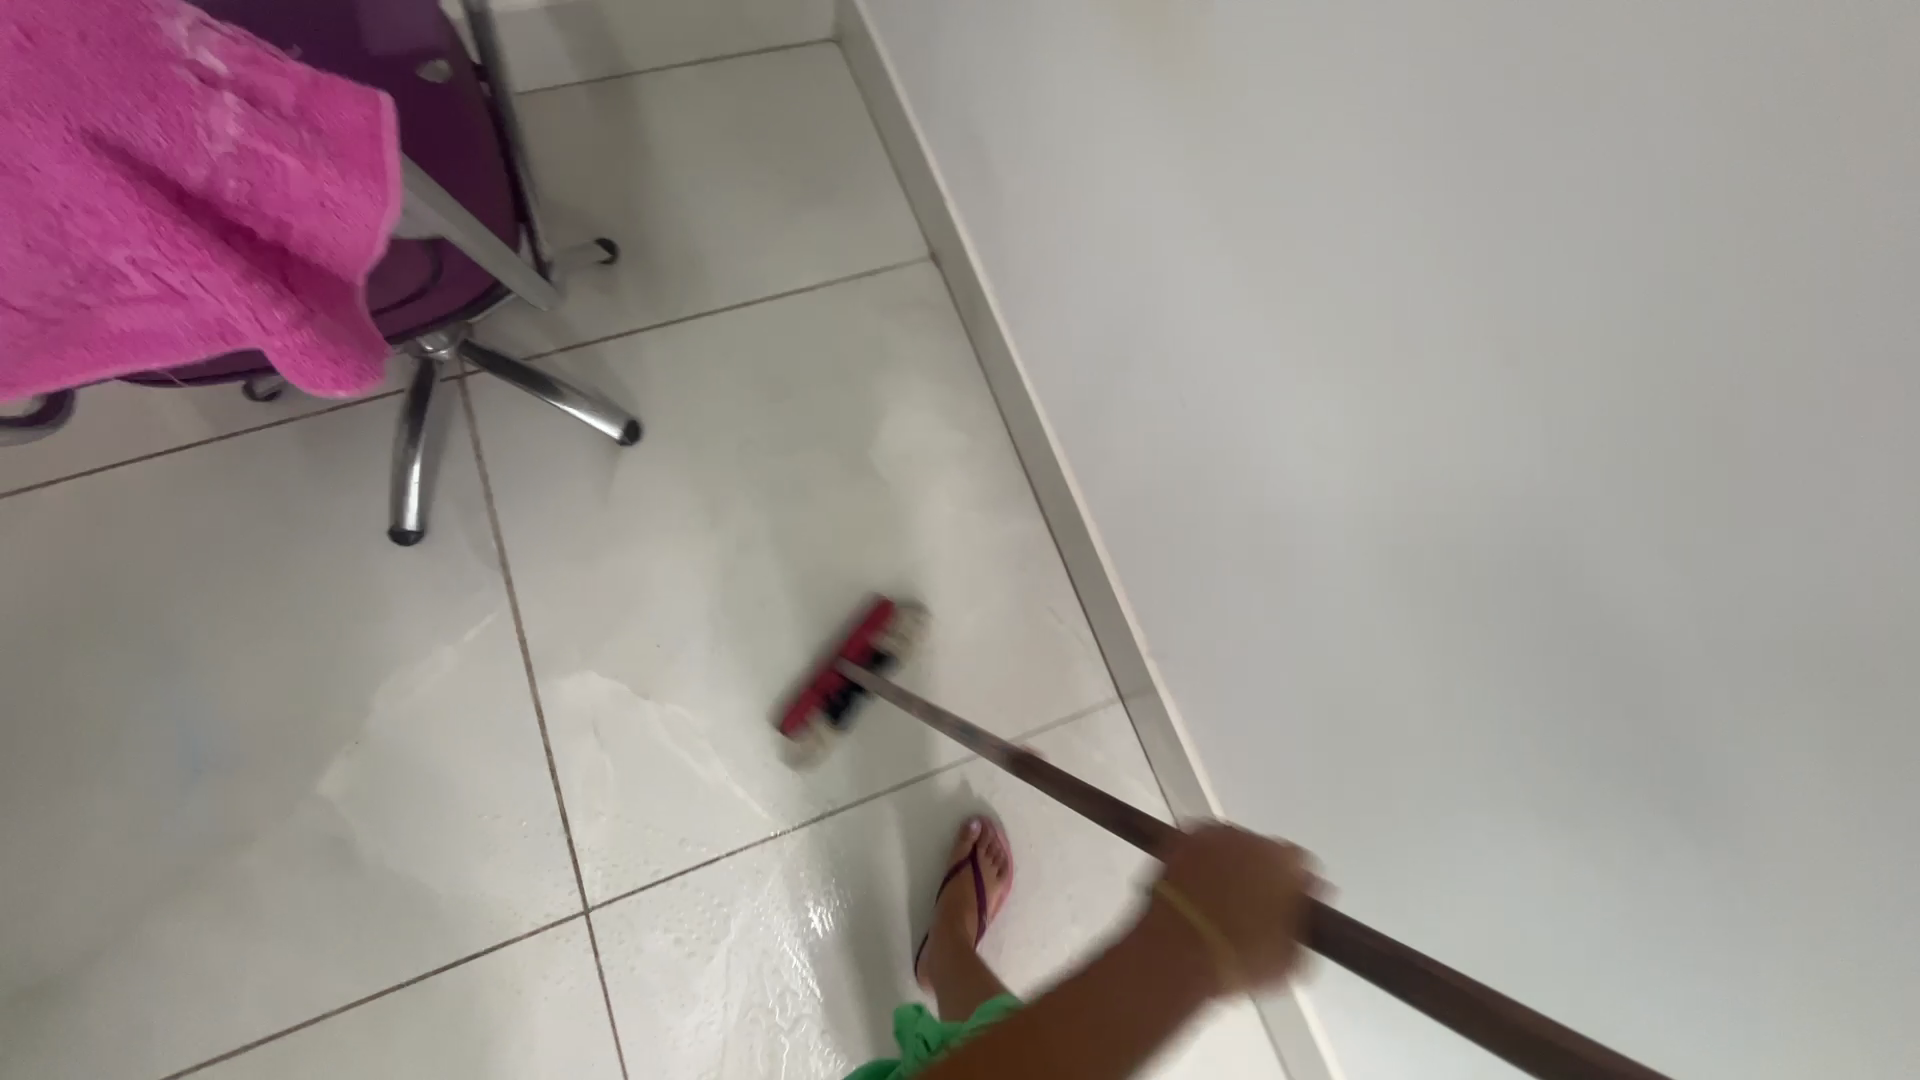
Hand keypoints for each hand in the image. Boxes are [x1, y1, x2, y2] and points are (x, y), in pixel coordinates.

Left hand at [1133, 823, 1318, 998]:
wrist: (1178, 948)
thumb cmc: (1239, 957)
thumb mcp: (1291, 959)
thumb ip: (1303, 928)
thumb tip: (1302, 920)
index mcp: (1285, 862)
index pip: (1301, 864)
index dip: (1297, 886)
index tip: (1292, 906)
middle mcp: (1250, 839)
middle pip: (1264, 851)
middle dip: (1263, 872)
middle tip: (1255, 905)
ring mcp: (1211, 835)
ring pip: (1230, 846)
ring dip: (1231, 864)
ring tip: (1222, 899)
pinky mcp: (1178, 839)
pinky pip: (1198, 846)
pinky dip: (1200, 861)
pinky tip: (1197, 886)